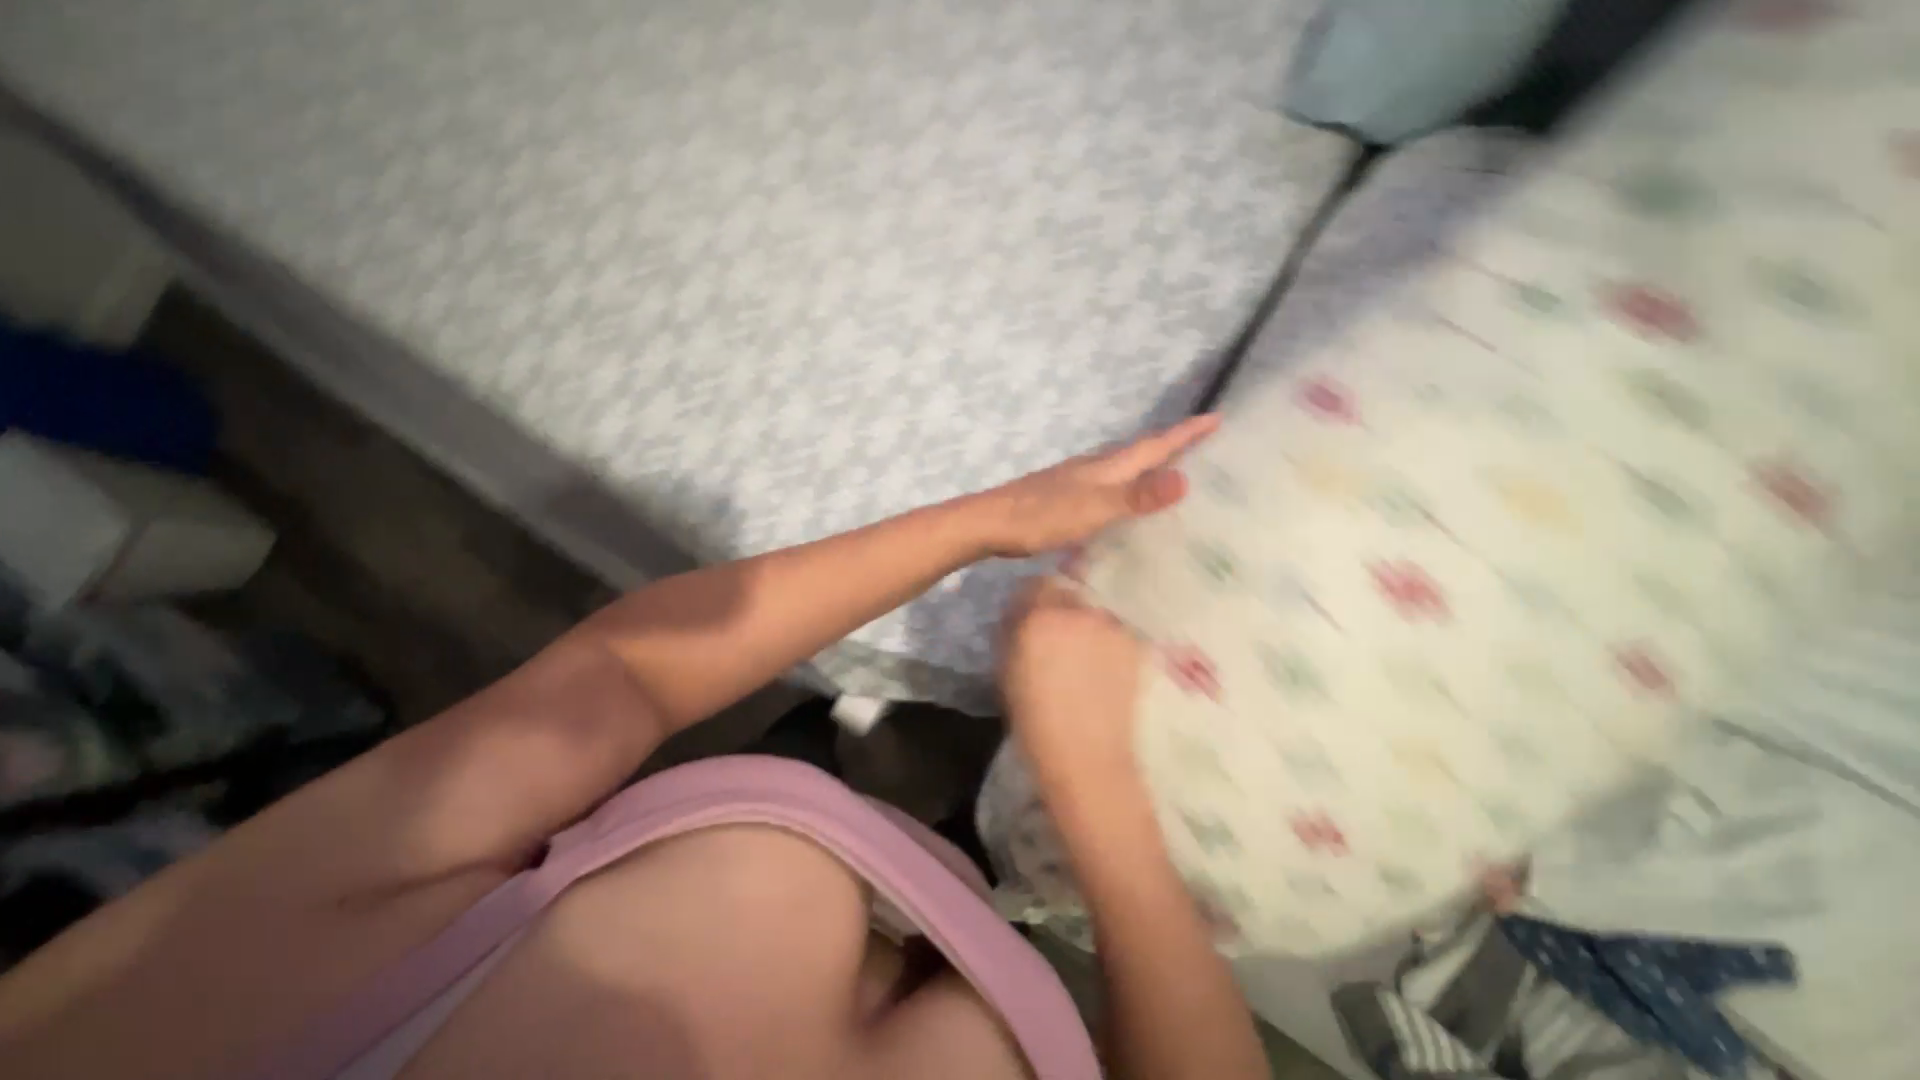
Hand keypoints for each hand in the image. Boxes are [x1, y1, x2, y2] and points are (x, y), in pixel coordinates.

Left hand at [970, 414, 1218, 557]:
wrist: (988, 524)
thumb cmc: (1042, 518)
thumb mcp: (1095, 509)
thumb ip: (1137, 497)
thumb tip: (1186, 478)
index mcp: (1106, 468)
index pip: (1154, 446)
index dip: (1185, 433)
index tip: (1217, 417)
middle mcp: (1093, 467)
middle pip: (1139, 451)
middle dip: (1171, 445)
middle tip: (1202, 444)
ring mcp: (1075, 481)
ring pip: (1121, 468)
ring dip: (1147, 466)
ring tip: (1171, 474)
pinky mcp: (1061, 497)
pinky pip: (1105, 485)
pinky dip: (1124, 487)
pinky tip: (1120, 505)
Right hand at [999, 578, 1150, 805]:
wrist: (1086, 756)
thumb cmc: (1034, 721)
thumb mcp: (1007, 670)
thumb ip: (1014, 631)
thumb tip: (1022, 613)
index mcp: (1038, 617)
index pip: (1036, 583)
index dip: (1034, 599)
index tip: (1033, 616)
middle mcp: (1077, 611)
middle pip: (1070, 592)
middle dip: (1063, 608)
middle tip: (1061, 637)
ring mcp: (1111, 625)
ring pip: (1097, 611)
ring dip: (1090, 624)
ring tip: (1088, 655)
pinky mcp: (1136, 643)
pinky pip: (1118, 631)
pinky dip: (1111, 642)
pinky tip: (1107, 668)